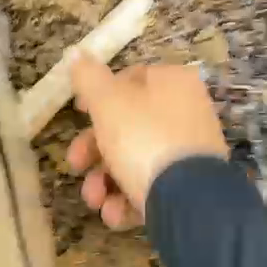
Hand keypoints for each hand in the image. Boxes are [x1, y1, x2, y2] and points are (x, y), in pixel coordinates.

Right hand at [66, 54, 226, 229]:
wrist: (188, 202)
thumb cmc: (144, 138)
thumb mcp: (108, 102)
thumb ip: (88, 78)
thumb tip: (75, 52)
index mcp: (174, 83)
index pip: (132, 77)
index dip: (99, 93)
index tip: (78, 112)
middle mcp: (187, 113)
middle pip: (128, 124)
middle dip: (94, 150)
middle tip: (76, 164)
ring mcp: (190, 153)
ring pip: (135, 160)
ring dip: (105, 180)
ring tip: (95, 199)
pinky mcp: (190, 189)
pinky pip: (152, 186)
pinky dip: (128, 199)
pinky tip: (114, 214)